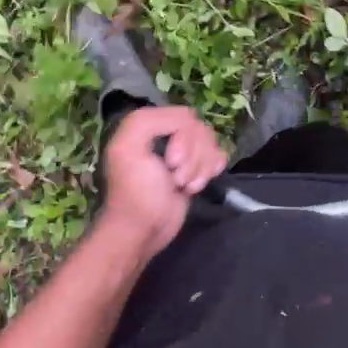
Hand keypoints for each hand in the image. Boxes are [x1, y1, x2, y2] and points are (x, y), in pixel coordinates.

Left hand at [98, 106, 227, 257]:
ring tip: (184, 185)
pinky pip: (218, 156)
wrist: (144, 230)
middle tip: (176, 179)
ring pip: (211, 143)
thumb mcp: (129, 147)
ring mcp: (184, 153)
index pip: (186, 116)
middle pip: (202, 130)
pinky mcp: (196, 169)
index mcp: (149, 125)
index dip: (185, 139)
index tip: (171, 163)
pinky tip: (196, 186)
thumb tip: (189, 122)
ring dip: (201, 168)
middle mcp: (167, 135)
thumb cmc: (137, 192)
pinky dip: (211, 170)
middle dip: (193, 157)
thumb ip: (150, 121)